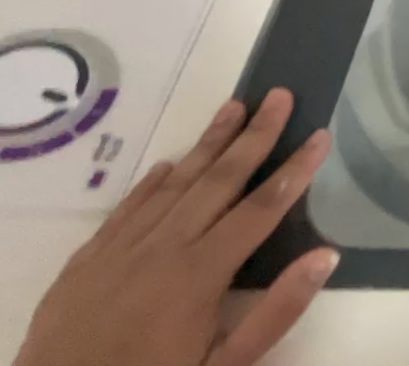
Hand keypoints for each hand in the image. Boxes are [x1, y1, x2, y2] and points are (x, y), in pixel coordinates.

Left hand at [13, 89, 336, 365]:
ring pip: (172, 185)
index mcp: (199, 275)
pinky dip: (149, 184)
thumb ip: (276, 312)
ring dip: (207, 144)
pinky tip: (167, 165)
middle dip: (255, 135)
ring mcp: (116, 256)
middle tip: (280, 95)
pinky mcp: (81, 268)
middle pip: (219, 181)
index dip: (297, 168)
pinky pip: (123, 212)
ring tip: (234, 107)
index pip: (262, 208)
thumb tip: (327, 255)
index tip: (322, 134)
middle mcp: (160, 252)